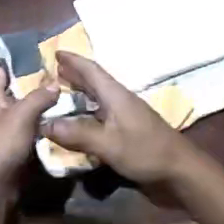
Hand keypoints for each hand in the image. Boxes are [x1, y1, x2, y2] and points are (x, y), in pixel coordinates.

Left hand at [0, 68, 57, 196]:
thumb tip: (55, 83)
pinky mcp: (14, 148)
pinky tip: (62, 123)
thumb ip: (39, 96)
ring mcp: (4, 131)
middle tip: (64, 79)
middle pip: (17, 92)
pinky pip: (31, 131)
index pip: (0, 72)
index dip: (18, 63)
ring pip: (26, 113)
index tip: (43, 58)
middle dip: (38, 86)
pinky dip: (43, 127)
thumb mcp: (21, 115)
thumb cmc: (1, 145)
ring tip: (69, 99)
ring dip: (43, 108)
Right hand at [42, 52, 194, 185]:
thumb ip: (77, 133)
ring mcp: (126, 117)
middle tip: (52, 71)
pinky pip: (102, 115)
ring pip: (99, 99)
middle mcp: (120, 101)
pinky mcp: (128, 133)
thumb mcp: (108, 144)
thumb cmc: (146, 152)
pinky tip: (79, 120)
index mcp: (116, 96)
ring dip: (81, 93)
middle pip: (95, 83)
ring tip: (61, 92)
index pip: (93, 71)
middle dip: (75, 75)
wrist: (179, 171)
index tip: (57, 51)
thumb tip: (44, 124)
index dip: (74, 61)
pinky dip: (87, 113)